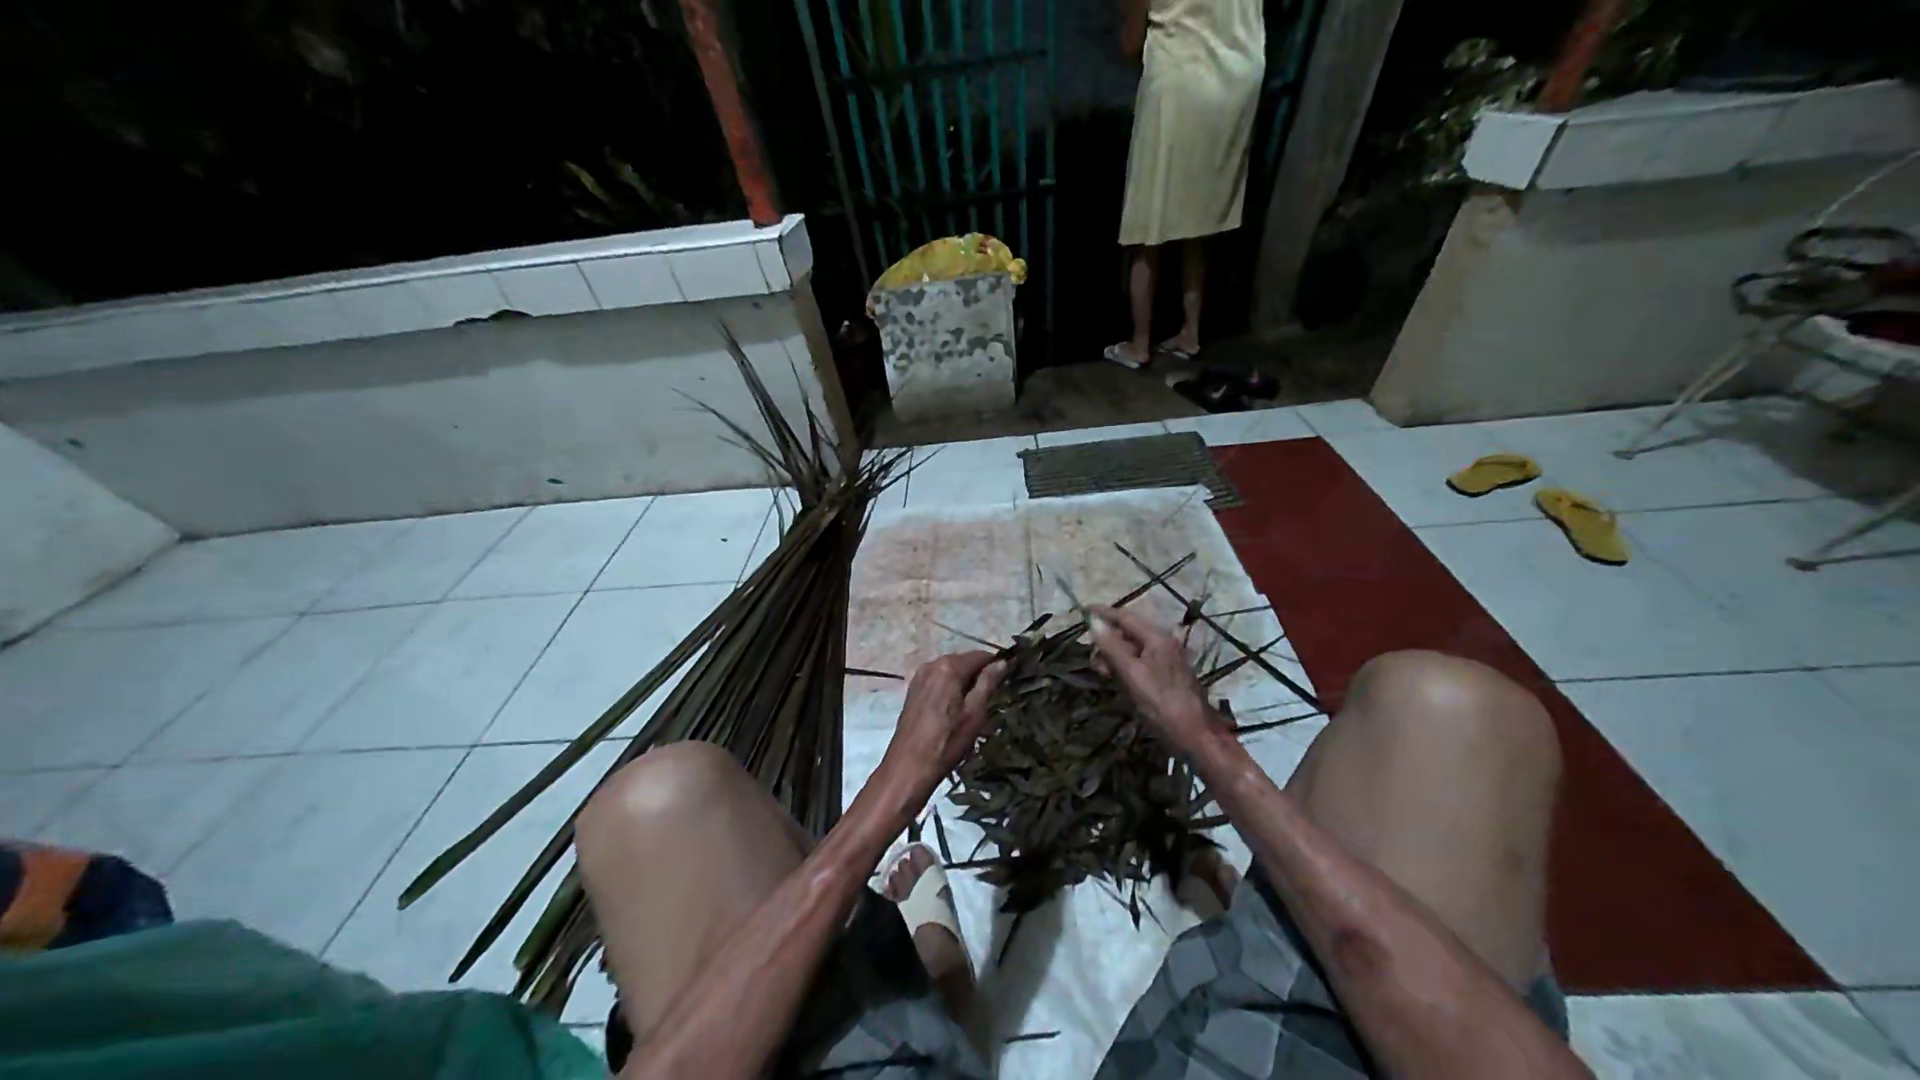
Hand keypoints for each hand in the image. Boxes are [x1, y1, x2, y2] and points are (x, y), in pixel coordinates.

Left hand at [883, 651, 1006, 797]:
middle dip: (979, 675)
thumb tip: (1002, 662)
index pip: (980, 656)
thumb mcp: (975, 713)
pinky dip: (950, 688)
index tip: (1007, 680)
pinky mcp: (913, 690)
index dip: (996, 665)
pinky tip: (955, 709)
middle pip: (964, 661)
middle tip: (992, 698)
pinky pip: (938, 681)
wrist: (909, 765)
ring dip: (965, 683)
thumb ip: (988, 683)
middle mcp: (931, 665)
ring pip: (950, 672)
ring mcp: (919, 677)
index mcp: (948, 667)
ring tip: (974, 707)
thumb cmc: (947, 741)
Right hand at [1088, 605, 1217, 750]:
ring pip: (1133, 646)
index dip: (1103, 613)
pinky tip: (1116, 677)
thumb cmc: (1160, 703)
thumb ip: (1111, 646)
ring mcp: (1167, 657)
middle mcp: (1164, 641)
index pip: (1125, 616)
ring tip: (1102, 671)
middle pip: (1129, 630)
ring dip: (1115, 653)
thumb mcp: (1130, 674)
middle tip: (1092, 655)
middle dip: (1108, 638)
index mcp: (1158, 637)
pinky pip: (1140, 659)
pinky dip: (1125, 663)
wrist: (1192, 734)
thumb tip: (1093, 621)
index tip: (1083, 611)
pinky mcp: (1167, 672)